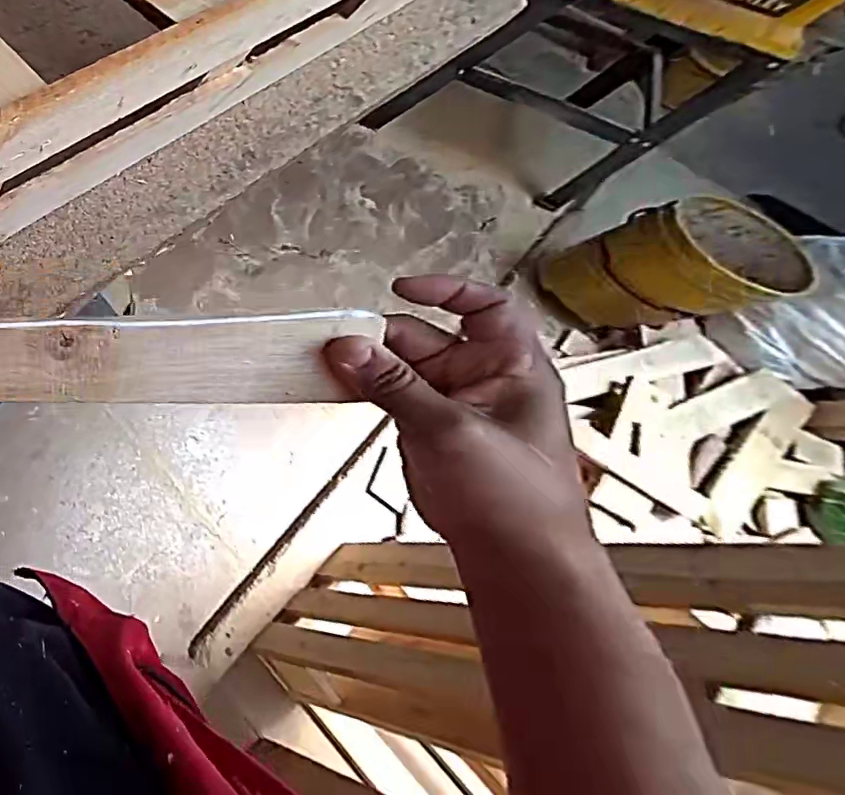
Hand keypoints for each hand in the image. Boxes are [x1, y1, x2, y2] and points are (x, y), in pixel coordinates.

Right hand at [323, 276, 589, 553]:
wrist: (513, 557)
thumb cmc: (514, 496)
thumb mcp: (449, 429)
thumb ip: (392, 384)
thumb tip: (345, 345)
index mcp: (511, 367)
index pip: (488, 308)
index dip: (448, 290)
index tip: (401, 288)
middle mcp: (479, 378)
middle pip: (422, 336)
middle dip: (380, 338)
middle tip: (337, 344)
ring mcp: (448, 401)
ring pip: (396, 364)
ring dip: (365, 363)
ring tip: (330, 364)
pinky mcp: (422, 423)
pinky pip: (386, 390)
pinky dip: (361, 385)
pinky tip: (337, 384)